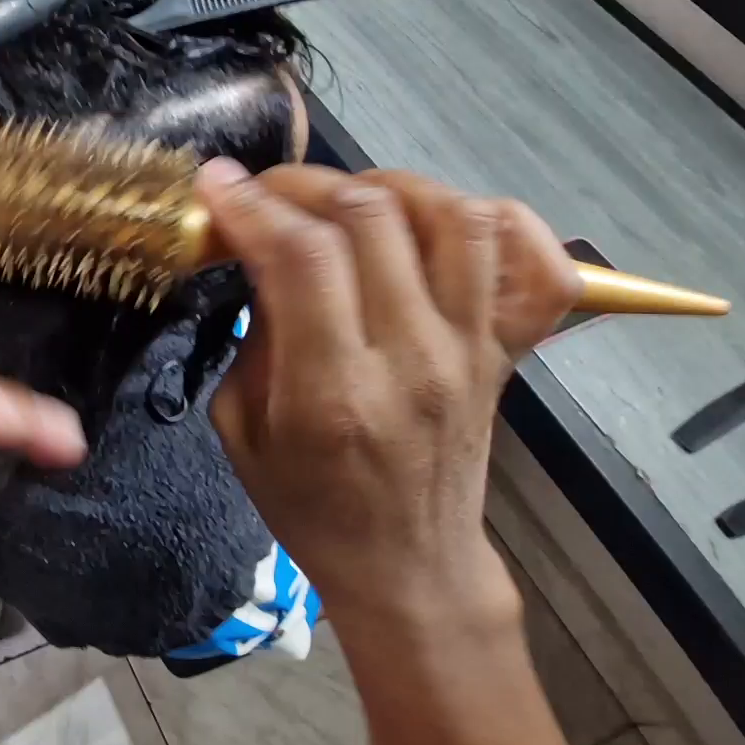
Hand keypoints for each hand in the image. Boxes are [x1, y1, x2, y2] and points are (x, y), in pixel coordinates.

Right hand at [197, 160, 582, 629]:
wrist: (406, 562)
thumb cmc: (303, 501)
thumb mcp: (238, 424)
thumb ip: (253, 336)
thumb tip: (261, 258)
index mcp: (331, 389)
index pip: (301, 259)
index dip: (251, 205)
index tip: (213, 182)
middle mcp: (414, 356)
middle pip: (369, 219)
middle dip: (299, 183)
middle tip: (260, 190)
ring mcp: (473, 347)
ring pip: (451, 216)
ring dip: (380, 186)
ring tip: (335, 199)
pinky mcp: (509, 349)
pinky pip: (531, 258)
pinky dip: (484, 216)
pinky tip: (430, 219)